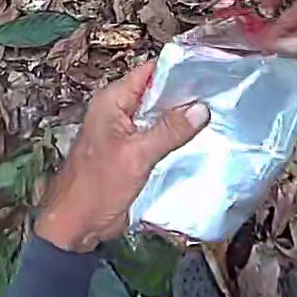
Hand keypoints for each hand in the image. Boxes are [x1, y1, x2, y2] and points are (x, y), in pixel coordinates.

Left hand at [36, 63, 210, 252]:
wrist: (76, 226)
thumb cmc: (99, 185)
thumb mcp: (137, 155)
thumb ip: (169, 130)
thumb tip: (202, 108)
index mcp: (112, 101)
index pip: (149, 72)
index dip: (177, 70)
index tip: (208, 71)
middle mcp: (118, 110)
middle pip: (157, 93)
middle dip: (185, 94)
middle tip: (220, 93)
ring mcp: (125, 132)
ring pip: (159, 116)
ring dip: (182, 117)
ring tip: (218, 112)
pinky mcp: (133, 152)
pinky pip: (158, 136)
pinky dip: (175, 136)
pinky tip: (201, 137)